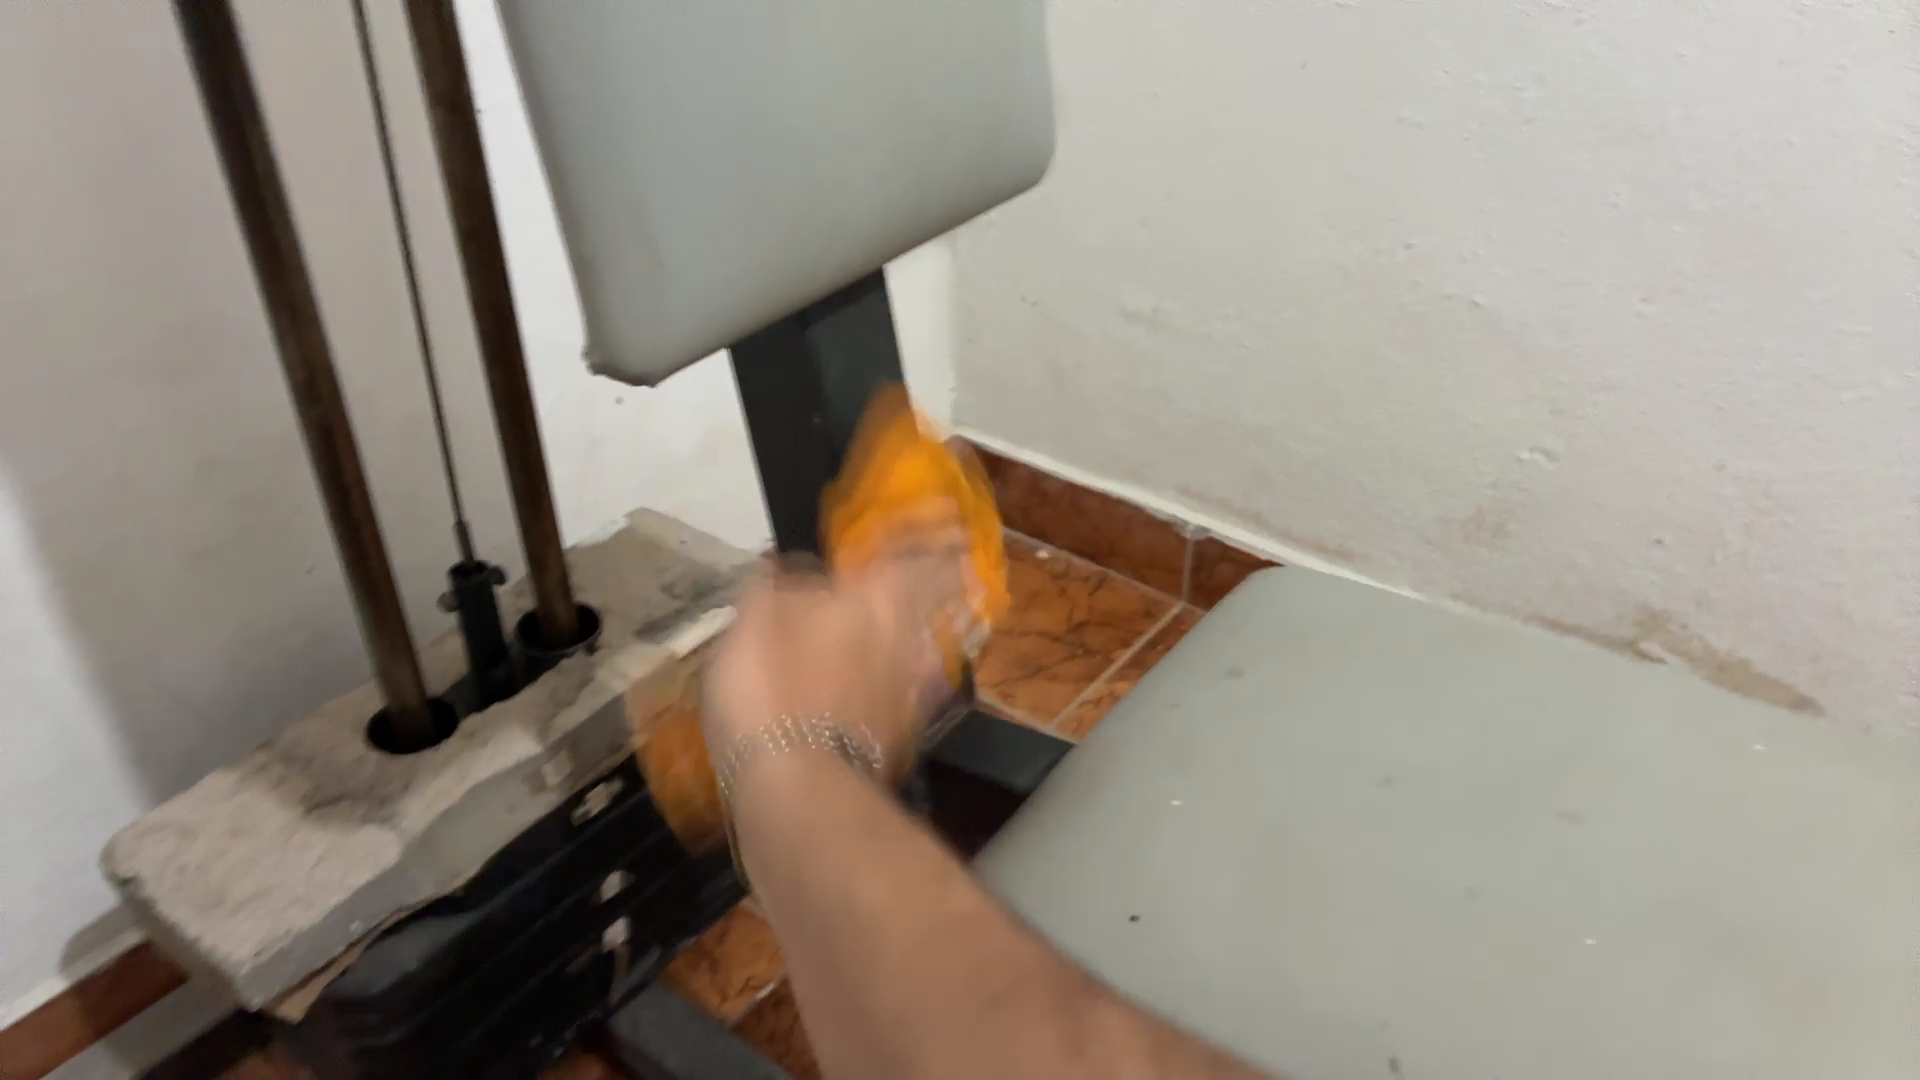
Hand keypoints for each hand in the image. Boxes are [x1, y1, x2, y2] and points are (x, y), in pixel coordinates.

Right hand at [701, 549, 965, 790]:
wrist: (797, 778)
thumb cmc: (770, 687)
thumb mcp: (754, 621)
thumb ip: (780, 585)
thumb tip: (798, 567)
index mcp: (867, 600)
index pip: (907, 555)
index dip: (929, 533)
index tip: (953, 518)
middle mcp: (900, 634)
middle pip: (935, 594)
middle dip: (952, 571)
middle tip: (969, 556)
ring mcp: (908, 681)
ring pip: (938, 637)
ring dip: (954, 615)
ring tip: (966, 601)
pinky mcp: (906, 724)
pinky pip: (929, 684)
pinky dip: (937, 668)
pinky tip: (939, 669)